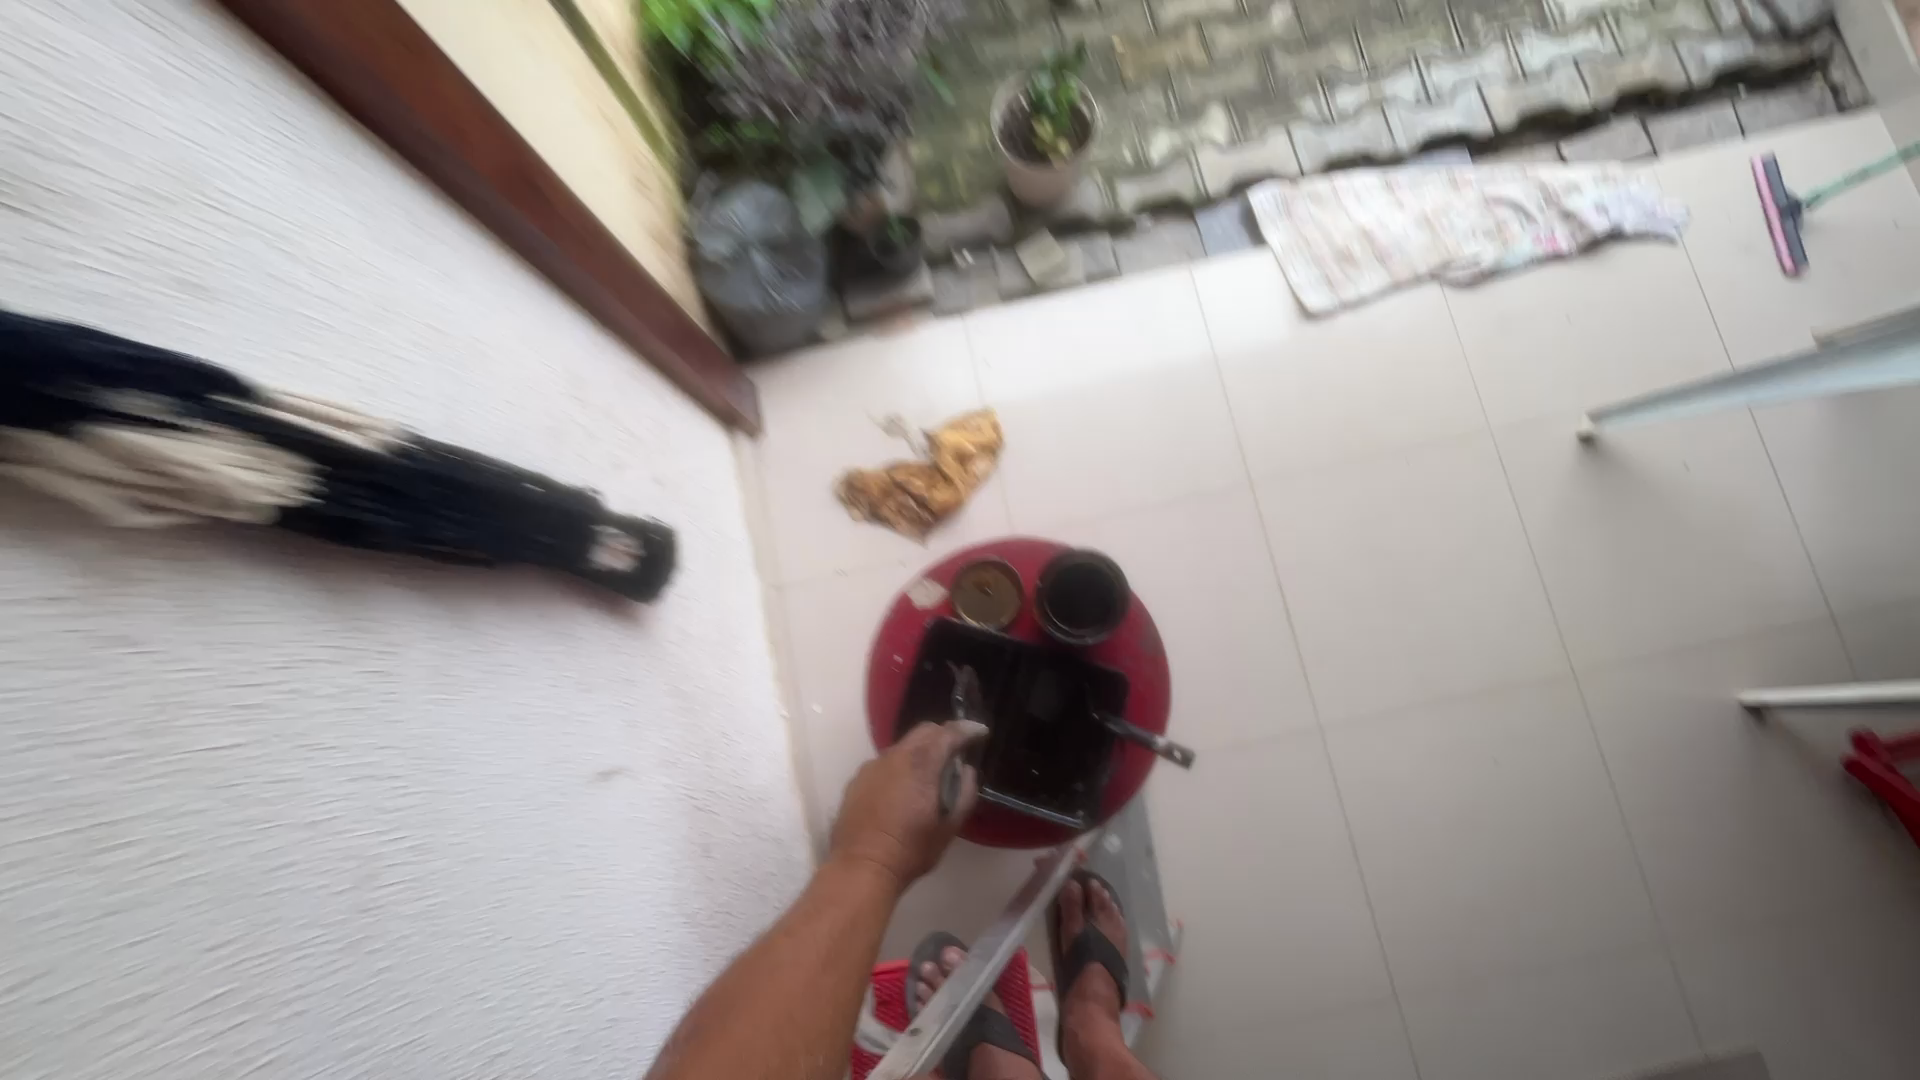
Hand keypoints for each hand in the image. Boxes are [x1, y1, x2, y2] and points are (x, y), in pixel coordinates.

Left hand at [829, 719, 988, 891]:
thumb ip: (963, 793)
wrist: (861, 868)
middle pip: (924, 731)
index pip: (949, 733)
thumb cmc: (910, 851)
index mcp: (921, 764)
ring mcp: (873, 766)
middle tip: (956, 752)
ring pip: (903, 746)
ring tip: (928, 775)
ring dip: (920, 752)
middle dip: (944, 735)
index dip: (968, 729)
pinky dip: (899, 767)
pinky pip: (885, 763)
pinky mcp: (857, 779)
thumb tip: (966, 770)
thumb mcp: (948, 828)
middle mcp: (895, 756)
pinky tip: (901, 790)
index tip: (980, 732)